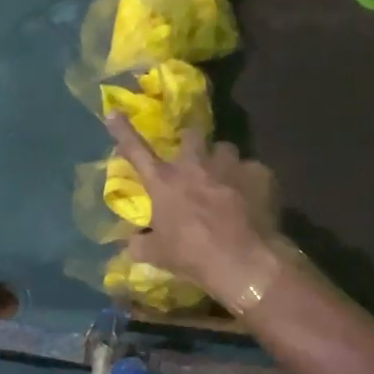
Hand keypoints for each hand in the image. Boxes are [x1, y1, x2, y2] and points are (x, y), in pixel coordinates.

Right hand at [106, 116, 287, 304]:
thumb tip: (133, 242)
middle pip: (191, 135)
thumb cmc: (192, 256)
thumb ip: (141, 244)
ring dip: (222, 161)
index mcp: (164, 182)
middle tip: (195, 159)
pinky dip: (250, 182)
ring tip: (227, 180)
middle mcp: (194, 165)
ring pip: (225, 149)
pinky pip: (253, 170)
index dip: (122, 130)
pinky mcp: (259, 173)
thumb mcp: (157, 255)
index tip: (113, 112)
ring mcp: (229, 165)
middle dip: (191, 142)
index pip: (135, 150)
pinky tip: (253, 199)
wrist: (243, 261)